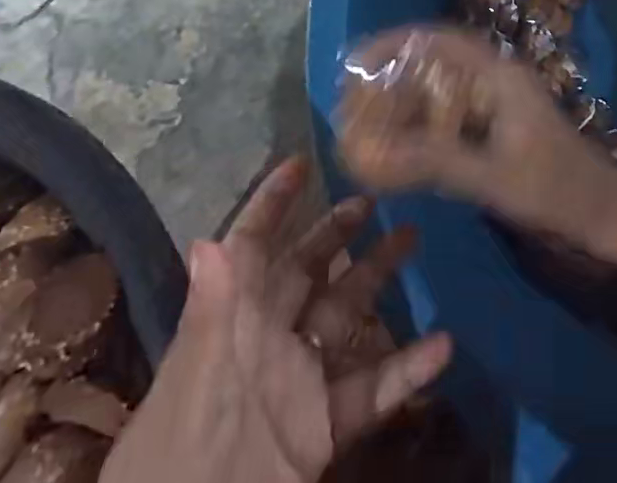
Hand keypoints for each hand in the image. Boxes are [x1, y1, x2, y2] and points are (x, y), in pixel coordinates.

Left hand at [99, 157, 452, 482]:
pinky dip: (409, 369)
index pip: (253, 250)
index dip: (272, 205)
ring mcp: (301, 382)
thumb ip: (207, 317)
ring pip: (348, 315)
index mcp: (232, 326)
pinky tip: (444, 346)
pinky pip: (374, 389)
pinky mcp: (326, 427)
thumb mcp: (187, 393)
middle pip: (310, 271)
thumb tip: (210, 239)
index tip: (300, 164)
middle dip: (337, 231)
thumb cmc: (172, 470)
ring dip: (380, 278)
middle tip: (372, 199)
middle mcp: (269, 342)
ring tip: (414, 238)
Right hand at [337, 26, 616, 242]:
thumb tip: (371, 155)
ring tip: (366, 121)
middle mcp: (497, 79)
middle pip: (436, 62)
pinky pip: (451, 113)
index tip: (355, 61)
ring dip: (405, 100)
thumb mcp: (490, 176)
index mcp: (499, 77)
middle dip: (392, 76)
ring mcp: (499, 102)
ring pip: (441, 89)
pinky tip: (400, 145)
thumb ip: (433, 162)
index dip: (395, 44)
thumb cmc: (553, 187)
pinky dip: (423, 123)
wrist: (601, 208)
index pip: (440, 41)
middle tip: (352, 98)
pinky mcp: (499, 125)